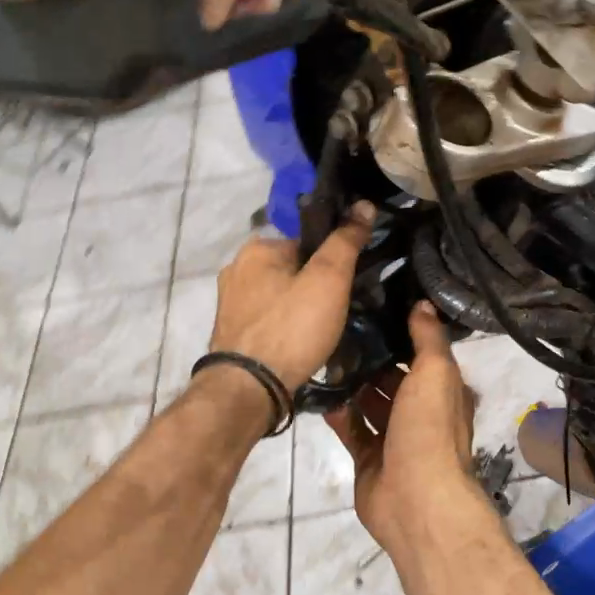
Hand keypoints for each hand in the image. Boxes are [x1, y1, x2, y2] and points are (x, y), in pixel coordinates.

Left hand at [210, 201, 375, 390]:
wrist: (248, 390)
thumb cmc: (292, 327)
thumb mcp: (329, 279)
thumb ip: (346, 241)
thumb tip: (364, 204)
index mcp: (258, 248)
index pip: (307, 242)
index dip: (334, 260)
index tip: (351, 282)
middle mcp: (237, 268)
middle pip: (293, 268)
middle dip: (316, 285)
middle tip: (341, 309)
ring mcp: (230, 303)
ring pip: (281, 295)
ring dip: (301, 307)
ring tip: (325, 330)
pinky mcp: (231, 332)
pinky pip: (269, 319)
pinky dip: (286, 327)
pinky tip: (302, 344)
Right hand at [325, 302, 481, 549]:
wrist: (416, 500)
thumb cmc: (430, 429)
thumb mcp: (435, 372)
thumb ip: (427, 338)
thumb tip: (422, 303)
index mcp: (445, 391)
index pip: (424, 355)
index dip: (403, 334)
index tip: (374, 309)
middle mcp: (423, 413)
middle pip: (395, 379)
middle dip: (373, 360)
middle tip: (341, 331)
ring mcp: (396, 439)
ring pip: (372, 404)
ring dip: (354, 385)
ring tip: (326, 357)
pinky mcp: (369, 460)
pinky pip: (353, 430)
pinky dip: (340, 415)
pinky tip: (321, 395)